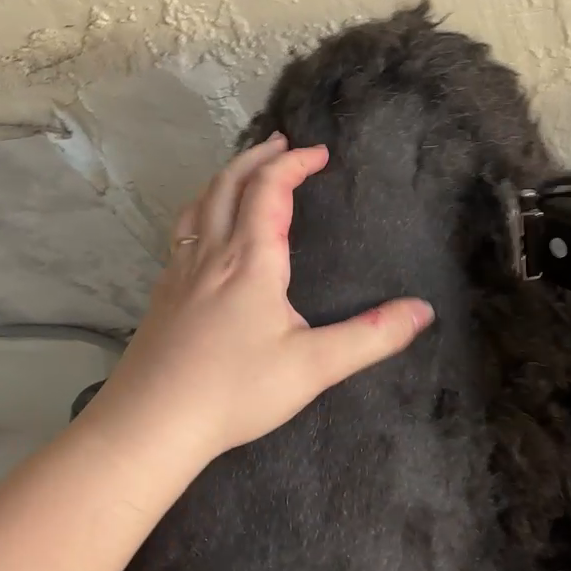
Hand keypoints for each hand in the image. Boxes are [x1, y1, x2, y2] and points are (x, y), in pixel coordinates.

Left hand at [81, 134, 434, 468]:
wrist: (147, 425)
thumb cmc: (235, 391)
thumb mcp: (315, 367)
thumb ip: (371, 337)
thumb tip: (423, 311)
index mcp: (250, 261)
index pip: (270, 190)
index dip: (294, 164)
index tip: (320, 153)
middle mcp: (211, 254)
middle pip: (228, 184)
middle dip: (258, 157)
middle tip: (282, 144)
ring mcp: (179, 273)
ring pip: (199, 204)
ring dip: (226, 177)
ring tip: (245, 172)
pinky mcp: (162, 295)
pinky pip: (184, 230)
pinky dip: (203, 208)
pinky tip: (207, 232)